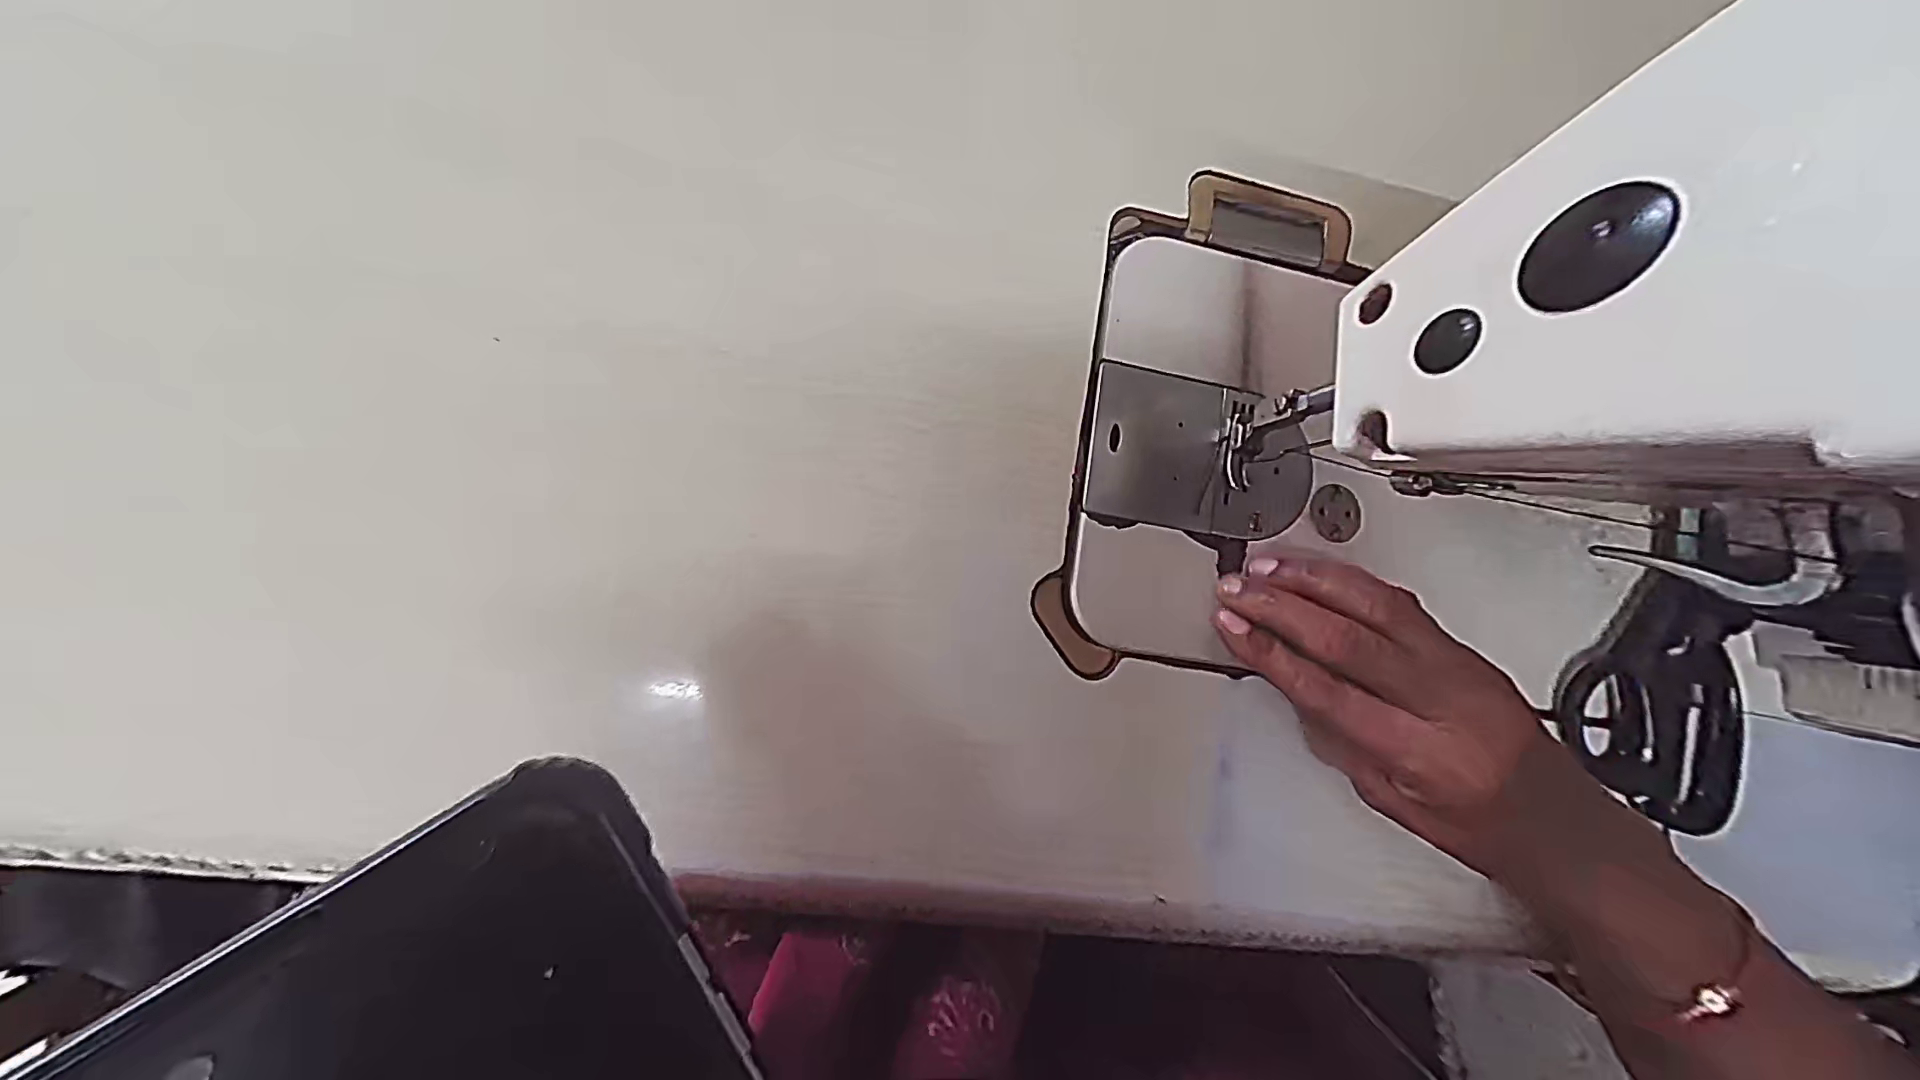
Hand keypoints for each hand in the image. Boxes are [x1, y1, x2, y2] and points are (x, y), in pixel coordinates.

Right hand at [1212, 555, 1646, 885]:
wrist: (1557, 819)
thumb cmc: (1475, 821)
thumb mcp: (1388, 799)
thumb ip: (1338, 739)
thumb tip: (1291, 683)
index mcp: (1418, 752)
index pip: (1326, 689)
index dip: (1269, 652)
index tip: (1233, 626)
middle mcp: (1441, 698)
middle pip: (1346, 637)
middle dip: (1279, 607)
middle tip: (1235, 590)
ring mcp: (1456, 664)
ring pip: (1374, 604)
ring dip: (1311, 580)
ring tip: (1264, 568)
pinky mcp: (1461, 645)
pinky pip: (1397, 600)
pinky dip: (1349, 579)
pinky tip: (1317, 569)